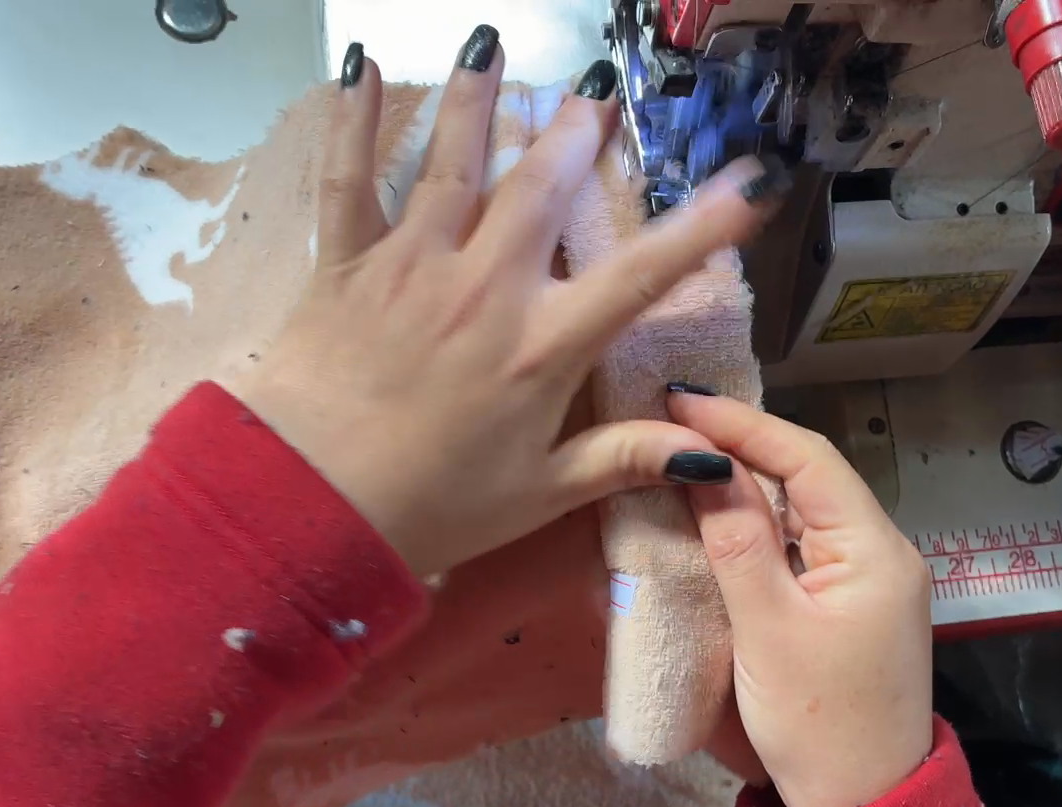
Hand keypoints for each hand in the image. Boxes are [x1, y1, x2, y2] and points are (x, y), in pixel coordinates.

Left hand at [229, 31, 783, 575]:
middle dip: (574, 134)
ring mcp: (412, 266)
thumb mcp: (541, 493)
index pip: (639, 276)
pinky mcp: (347, 265)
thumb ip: (623, 460)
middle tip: (596, 90)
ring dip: (478, 100)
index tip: (751, 181)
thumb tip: (709, 455)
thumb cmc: (436, 506)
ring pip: (454, 162)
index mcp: (542, 346)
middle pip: (541, 189)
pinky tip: (359, 67)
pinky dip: (352, 120)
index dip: (702, 228)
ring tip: (492, 46)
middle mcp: (485, 287)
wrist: (311, 505)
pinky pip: (350, 177)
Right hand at [669, 391, 933, 806]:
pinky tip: (724, 513)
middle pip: (810, 478)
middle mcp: (881, 552)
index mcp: (875, 549)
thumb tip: (707, 464)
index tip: (681, 400)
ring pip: (805, 511)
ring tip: (692, 452)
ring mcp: (867, 580)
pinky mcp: (849, 605)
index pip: (808, 459)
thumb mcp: (767, 626)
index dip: (743, 424)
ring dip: (751, 482)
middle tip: (678, 420)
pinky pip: (802, 545)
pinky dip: (762, 524)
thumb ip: (738, 540)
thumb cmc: (815, 721)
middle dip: (746, 445)